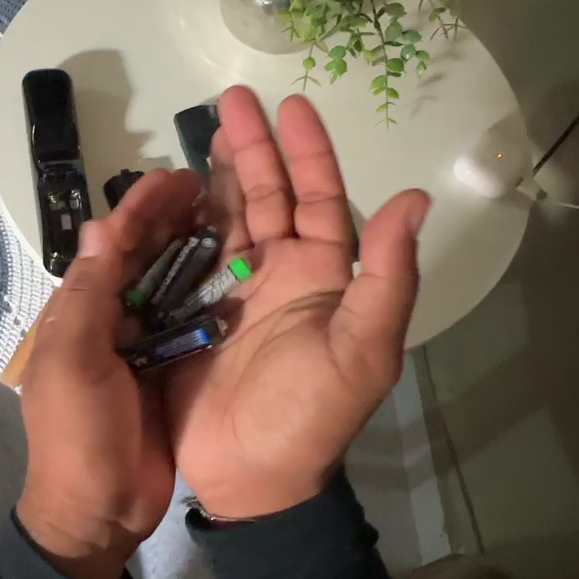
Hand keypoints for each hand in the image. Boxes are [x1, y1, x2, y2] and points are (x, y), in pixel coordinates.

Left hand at [17, 168, 202, 578]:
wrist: (100, 509)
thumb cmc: (79, 435)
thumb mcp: (74, 363)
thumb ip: (87, 297)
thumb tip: (100, 227)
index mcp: (76, 315)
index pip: (108, 248)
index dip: (138, 210)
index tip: (176, 179)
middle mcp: (104, 322)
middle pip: (136, 258)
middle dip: (166, 219)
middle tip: (207, 186)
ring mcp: (136, 347)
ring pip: (162, 283)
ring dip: (187, 247)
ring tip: (225, 215)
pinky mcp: (165, 370)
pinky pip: (184, 319)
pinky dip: (203, 291)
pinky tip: (232, 271)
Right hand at [166, 87, 430, 518]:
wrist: (251, 476)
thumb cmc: (308, 415)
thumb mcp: (362, 349)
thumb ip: (386, 276)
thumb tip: (412, 198)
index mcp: (322, 276)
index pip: (317, 198)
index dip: (306, 151)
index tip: (289, 105)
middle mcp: (279, 275)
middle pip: (268, 197)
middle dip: (253, 149)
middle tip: (229, 101)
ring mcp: (230, 295)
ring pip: (226, 221)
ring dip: (217, 179)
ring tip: (200, 138)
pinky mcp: (189, 315)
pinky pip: (183, 260)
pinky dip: (177, 227)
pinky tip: (166, 199)